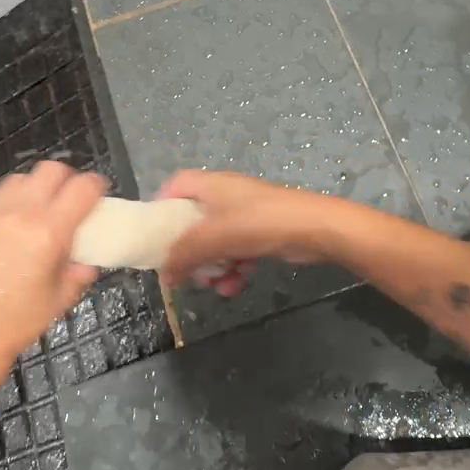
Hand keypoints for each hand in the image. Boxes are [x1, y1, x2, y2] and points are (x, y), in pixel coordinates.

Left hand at [0, 161, 103, 369]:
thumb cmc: (19, 321)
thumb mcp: (63, 297)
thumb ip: (81, 269)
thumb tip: (87, 255)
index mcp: (49, 233)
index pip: (82, 187)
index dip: (95, 186)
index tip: (96, 193)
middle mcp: (20, 214)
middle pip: (51, 170)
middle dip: (65, 180)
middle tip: (66, 198)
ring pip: (20, 180)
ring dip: (33, 191)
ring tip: (33, 212)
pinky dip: (4, 205)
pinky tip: (4, 228)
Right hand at [157, 170, 341, 295]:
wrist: (315, 229)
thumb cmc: (261, 222)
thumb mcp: (215, 236)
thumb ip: (185, 253)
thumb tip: (164, 273)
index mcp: (210, 185)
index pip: (174, 187)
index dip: (160, 208)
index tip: (153, 237)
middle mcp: (224, 196)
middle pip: (192, 222)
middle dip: (190, 251)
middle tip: (189, 272)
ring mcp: (243, 214)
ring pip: (214, 242)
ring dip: (213, 266)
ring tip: (219, 284)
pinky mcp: (260, 232)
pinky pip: (235, 251)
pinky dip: (233, 268)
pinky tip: (238, 284)